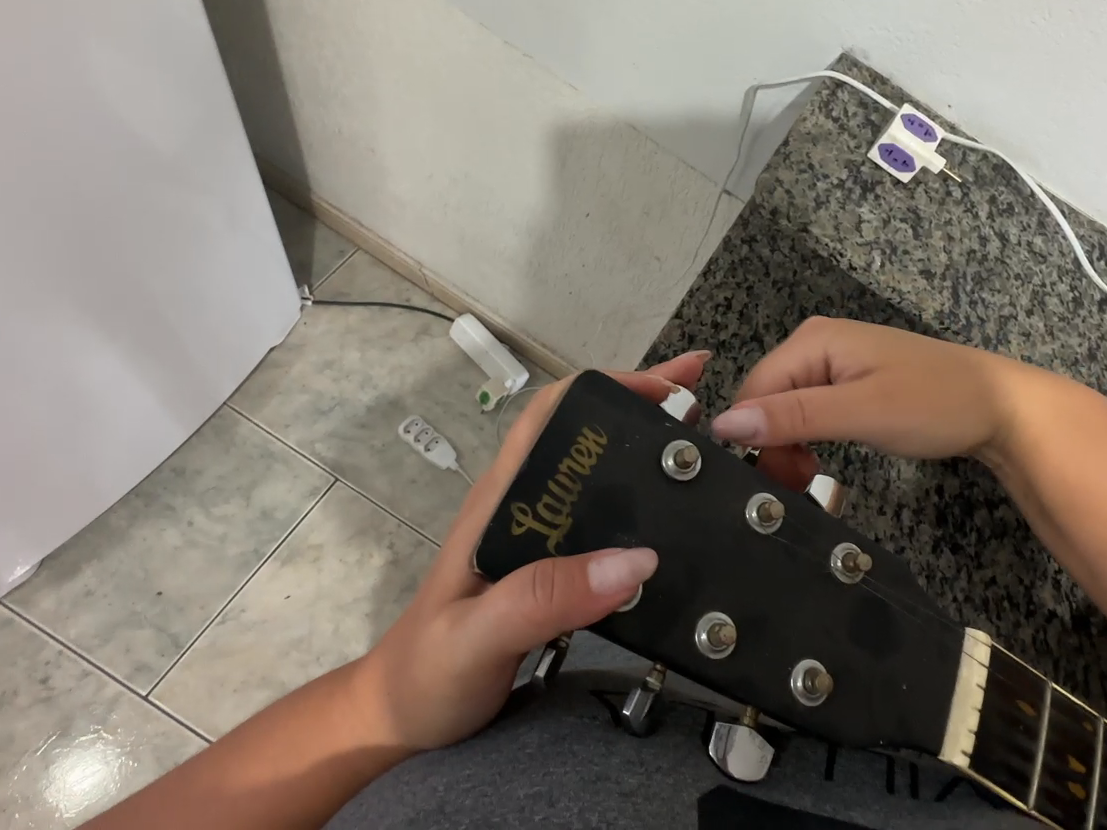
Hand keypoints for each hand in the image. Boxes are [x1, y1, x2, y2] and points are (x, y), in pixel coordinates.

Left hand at [357, 350, 710, 752]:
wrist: (401, 718)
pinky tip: (677, 517)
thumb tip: (638, 558)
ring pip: (599, 474)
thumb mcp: (480, 637)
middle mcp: (524, 504)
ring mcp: (539, 535)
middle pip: (583, 432)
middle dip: (642, 405)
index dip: (605, 388)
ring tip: (705, 447)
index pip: (550, 415)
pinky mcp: (554, 566)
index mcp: (501, 499)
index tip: (666, 389)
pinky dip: (645, 501)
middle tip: (705, 405)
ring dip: (647, 449)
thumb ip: (547, 598)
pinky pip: (605, 519)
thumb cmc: (428, 673)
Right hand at [708, 318, 1023, 486]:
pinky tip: (822, 460)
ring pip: (786, 408)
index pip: (754, 389)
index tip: (773, 480)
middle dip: (773, 444)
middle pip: (767, 399)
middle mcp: (816, 343)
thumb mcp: (860, 413)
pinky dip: (810, 439)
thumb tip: (723, 424)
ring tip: (811, 478)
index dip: (753, 435)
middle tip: (798, 485)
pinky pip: (810, 410)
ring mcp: (835, 361)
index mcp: (813, 340)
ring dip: (790, 446)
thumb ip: (792, 417)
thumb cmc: (934, 404)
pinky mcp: (850, 381)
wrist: (1001, 407)